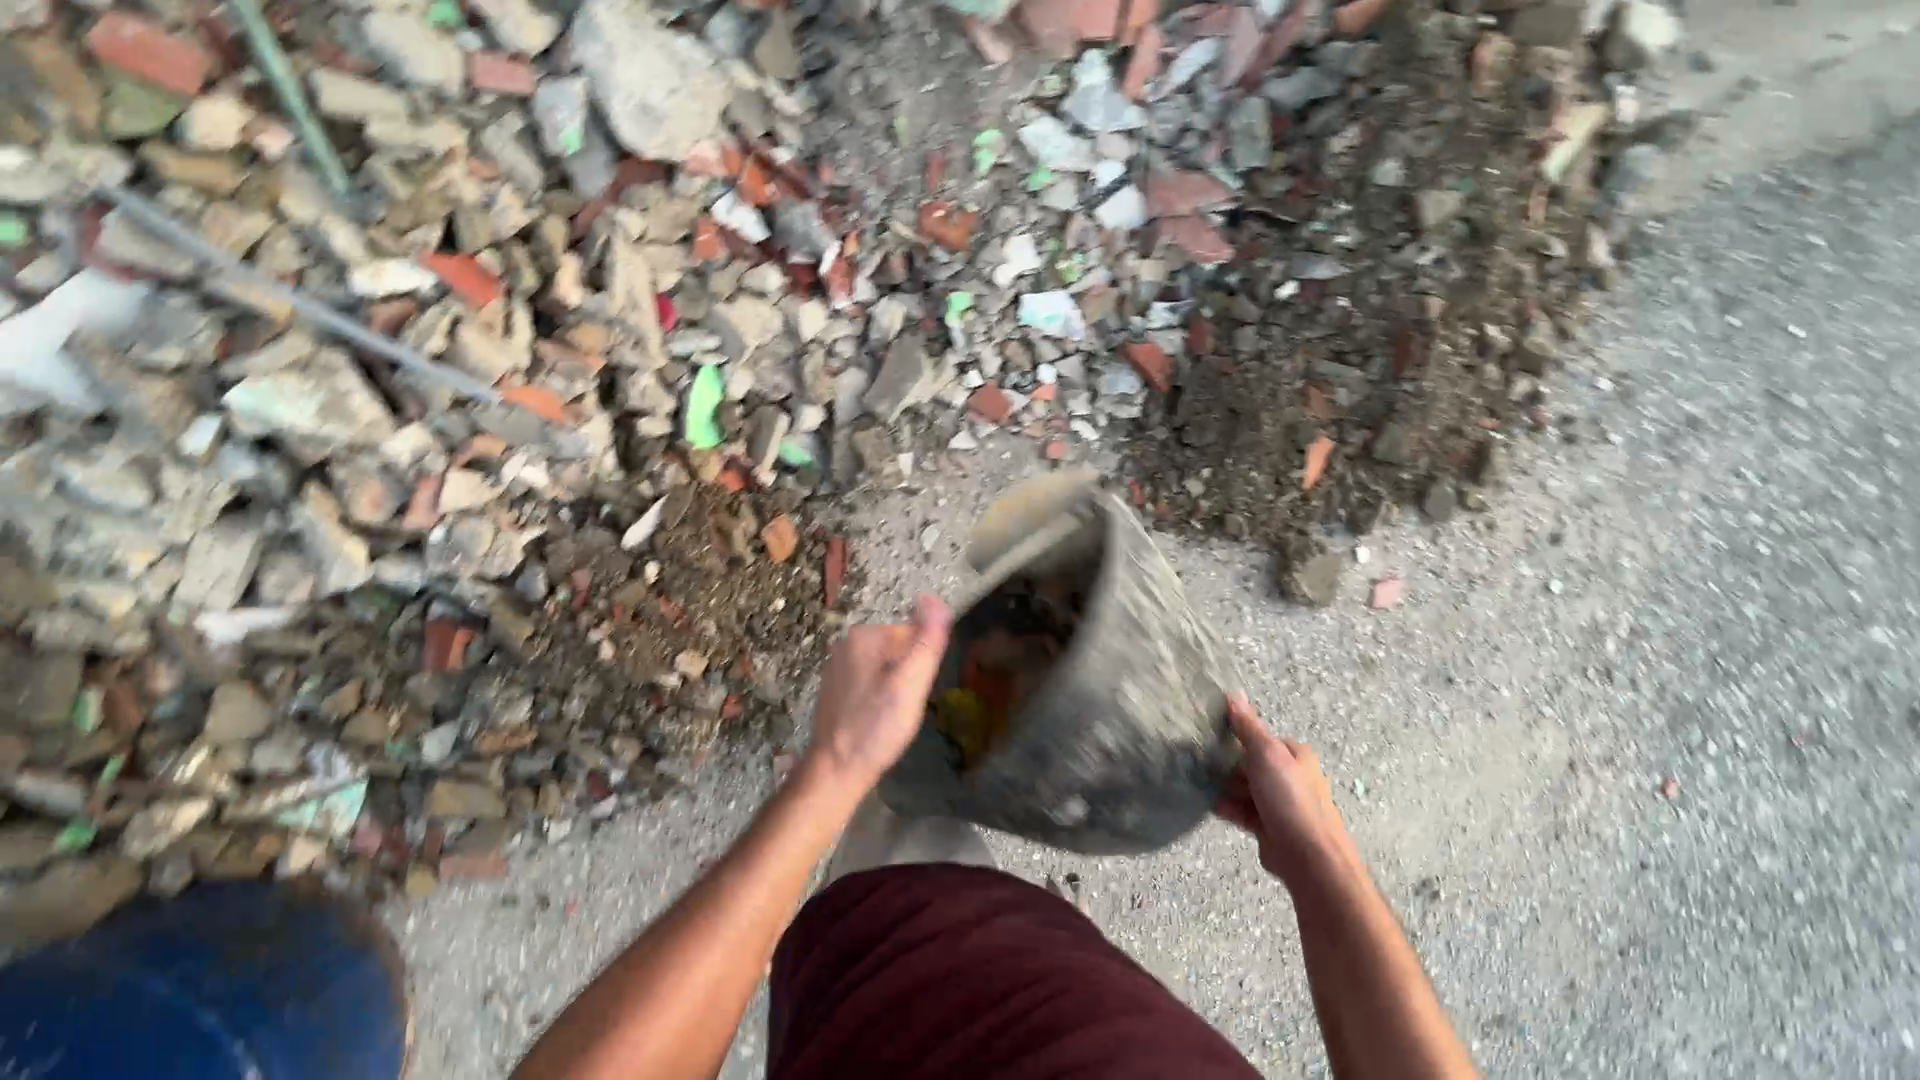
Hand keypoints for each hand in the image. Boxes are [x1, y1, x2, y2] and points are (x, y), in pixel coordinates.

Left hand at [803, 594, 952, 792]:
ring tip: (889, 717)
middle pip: (900, 651)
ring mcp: (837, 665)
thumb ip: (927, 640)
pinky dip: (878, 699)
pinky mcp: (834, 687)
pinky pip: (869, 683)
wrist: (835, 769)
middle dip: (908, 677)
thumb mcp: (911, 683)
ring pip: (886, 668)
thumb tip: (935, 599)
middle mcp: (846, 643)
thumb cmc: (876, 728)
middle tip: (902, 708)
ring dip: (894, 689)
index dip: (921, 667)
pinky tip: (875, 721)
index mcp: (865, 635)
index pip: (915, 637)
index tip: (913, 693)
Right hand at [1216, 693, 1357, 891]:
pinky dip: (1227, 808)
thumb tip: (1233, 694)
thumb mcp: (1266, 754)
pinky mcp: (1268, 826)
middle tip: (1199, 763)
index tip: (1210, 738)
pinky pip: (1242, 811)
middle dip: (1227, 765)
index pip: (1260, 739)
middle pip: (1250, 764)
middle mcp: (1289, 776)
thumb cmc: (1289, 798)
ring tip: (1198, 782)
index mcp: (1294, 755)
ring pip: (1244, 788)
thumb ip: (1248, 727)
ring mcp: (1279, 803)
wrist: (1308, 856)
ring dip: (1224, 787)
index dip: (1236, 739)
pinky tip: (1209, 805)